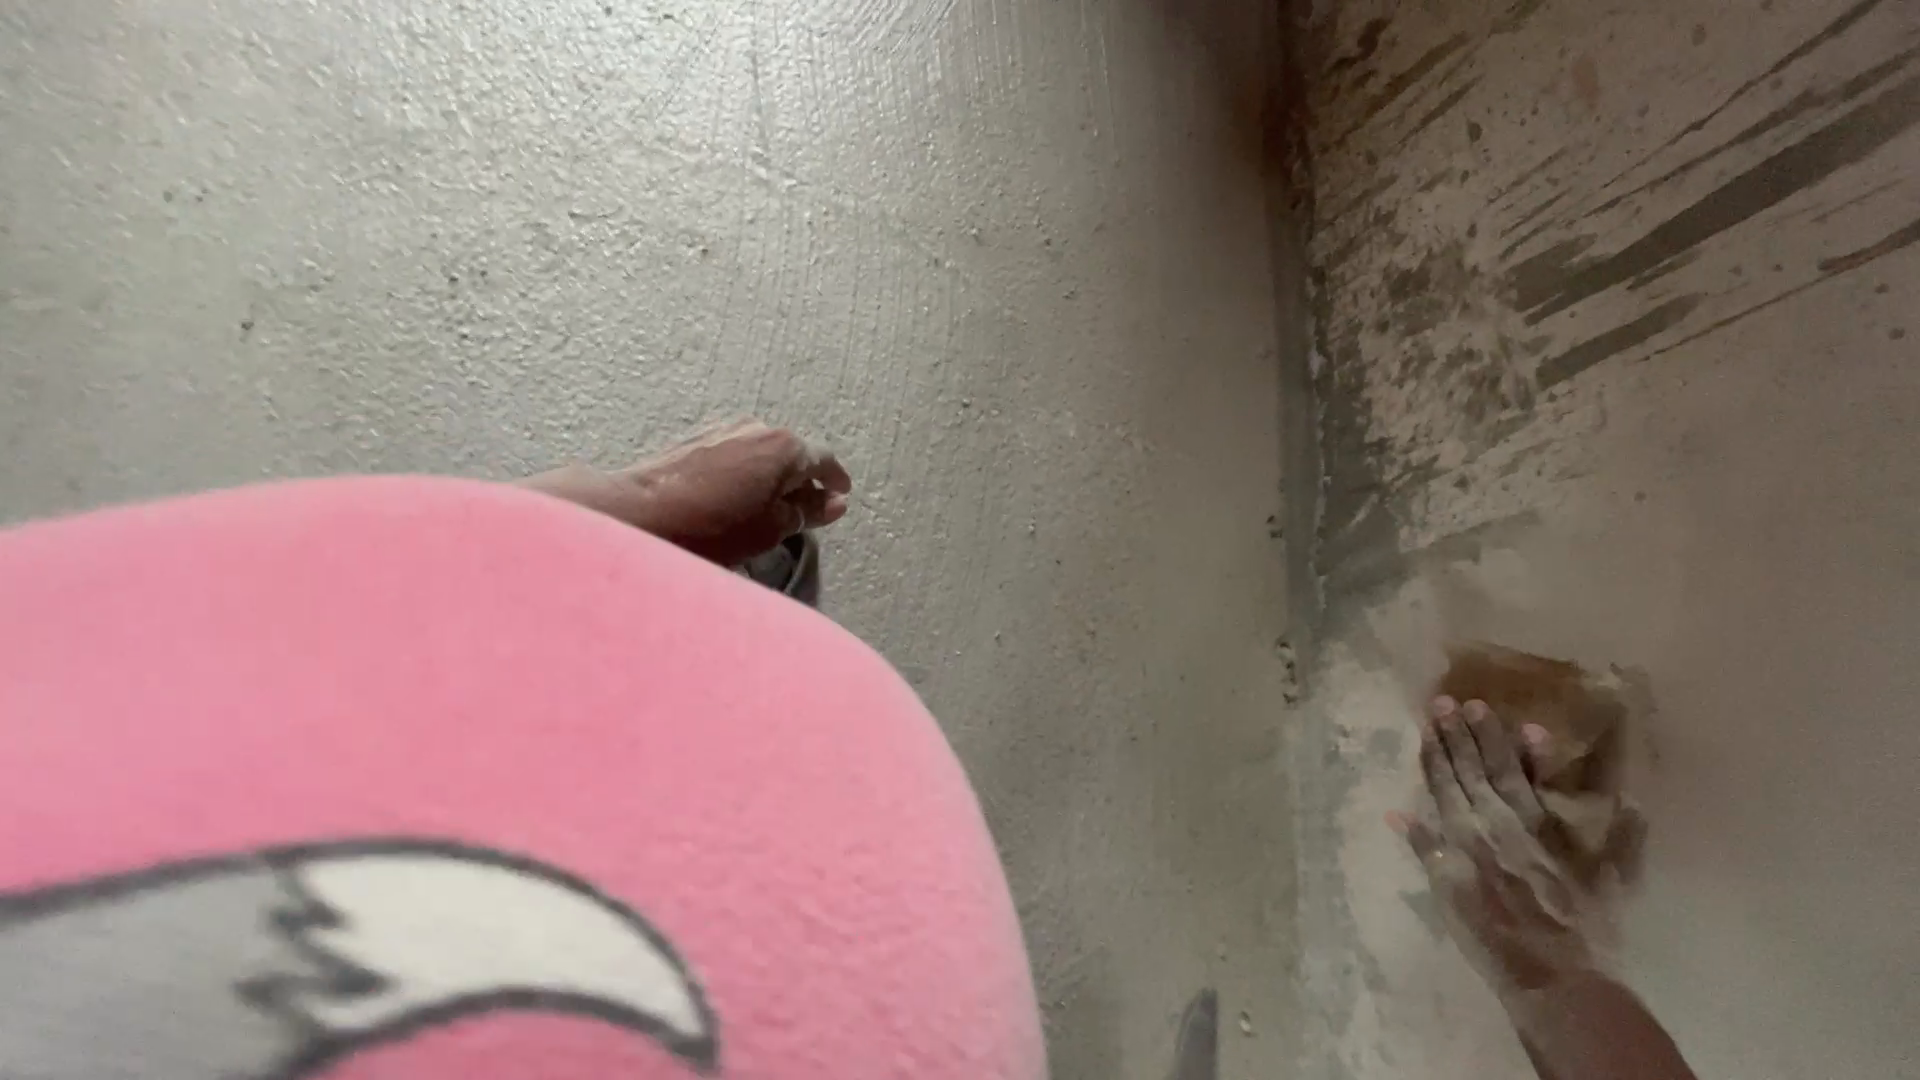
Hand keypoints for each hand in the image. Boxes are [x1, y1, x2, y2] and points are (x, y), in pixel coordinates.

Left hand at [523, 419, 851, 565]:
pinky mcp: (695, 438)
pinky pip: (737, 452)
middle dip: (803, 478)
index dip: (835, 480)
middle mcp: (758, 427)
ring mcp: (724, 428)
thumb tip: (832, 503)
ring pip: (763, 451)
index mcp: (786, 446)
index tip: (841, 497)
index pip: (824, 459)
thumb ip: (808, 512)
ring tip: (772, 505)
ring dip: (773, 475)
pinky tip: (740, 496)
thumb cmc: (713, 527)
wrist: (638, 514)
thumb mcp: (772, 528)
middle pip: (793, 451)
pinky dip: (748, 472)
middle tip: (808, 507)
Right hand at [1393, 697, 1594, 1003]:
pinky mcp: (1582, 849)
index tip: (1431, 717)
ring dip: (1500, 744)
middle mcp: (1500, 823)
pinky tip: (1565, 752)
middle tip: (1452, 701)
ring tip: (1489, 712)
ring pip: (1515, 777)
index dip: (1437, 748)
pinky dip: (1574, 783)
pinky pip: (1575, 803)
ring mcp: (1542, 833)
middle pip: (1477, 771)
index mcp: (1466, 833)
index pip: (1446, 781)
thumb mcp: (1445, 896)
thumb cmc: (1490, 939)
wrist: (1557, 976)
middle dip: (1463, 735)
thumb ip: (1426, 850)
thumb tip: (1396, 812)